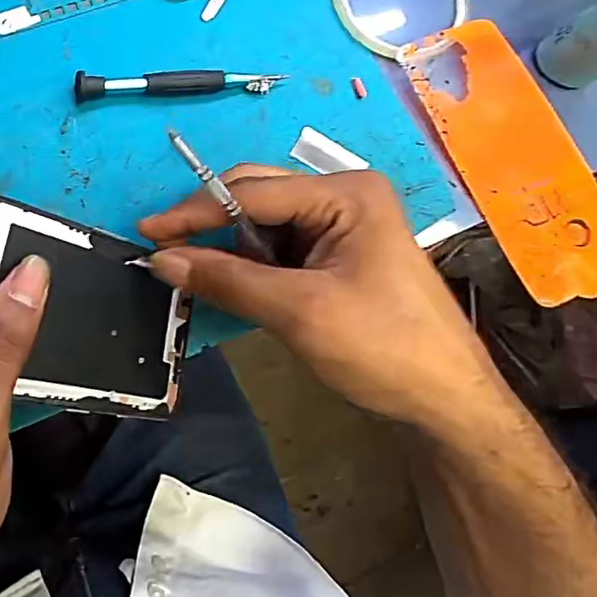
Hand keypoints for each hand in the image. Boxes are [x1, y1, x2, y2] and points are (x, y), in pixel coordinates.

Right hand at [139, 167, 504, 429]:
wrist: (448, 404)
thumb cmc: (384, 348)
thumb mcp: (298, 312)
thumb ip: (227, 280)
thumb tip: (160, 260)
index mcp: (345, 192)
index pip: (252, 191)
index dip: (195, 211)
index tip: (148, 230)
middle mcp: (342, 197)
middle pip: (256, 197)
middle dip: (209, 224)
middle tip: (163, 249)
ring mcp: (340, 225)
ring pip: (262, 223)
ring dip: (225, 246)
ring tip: (188, 268)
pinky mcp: (335, 254)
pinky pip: (277, 248)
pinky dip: (246, 264)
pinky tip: (225, 280)